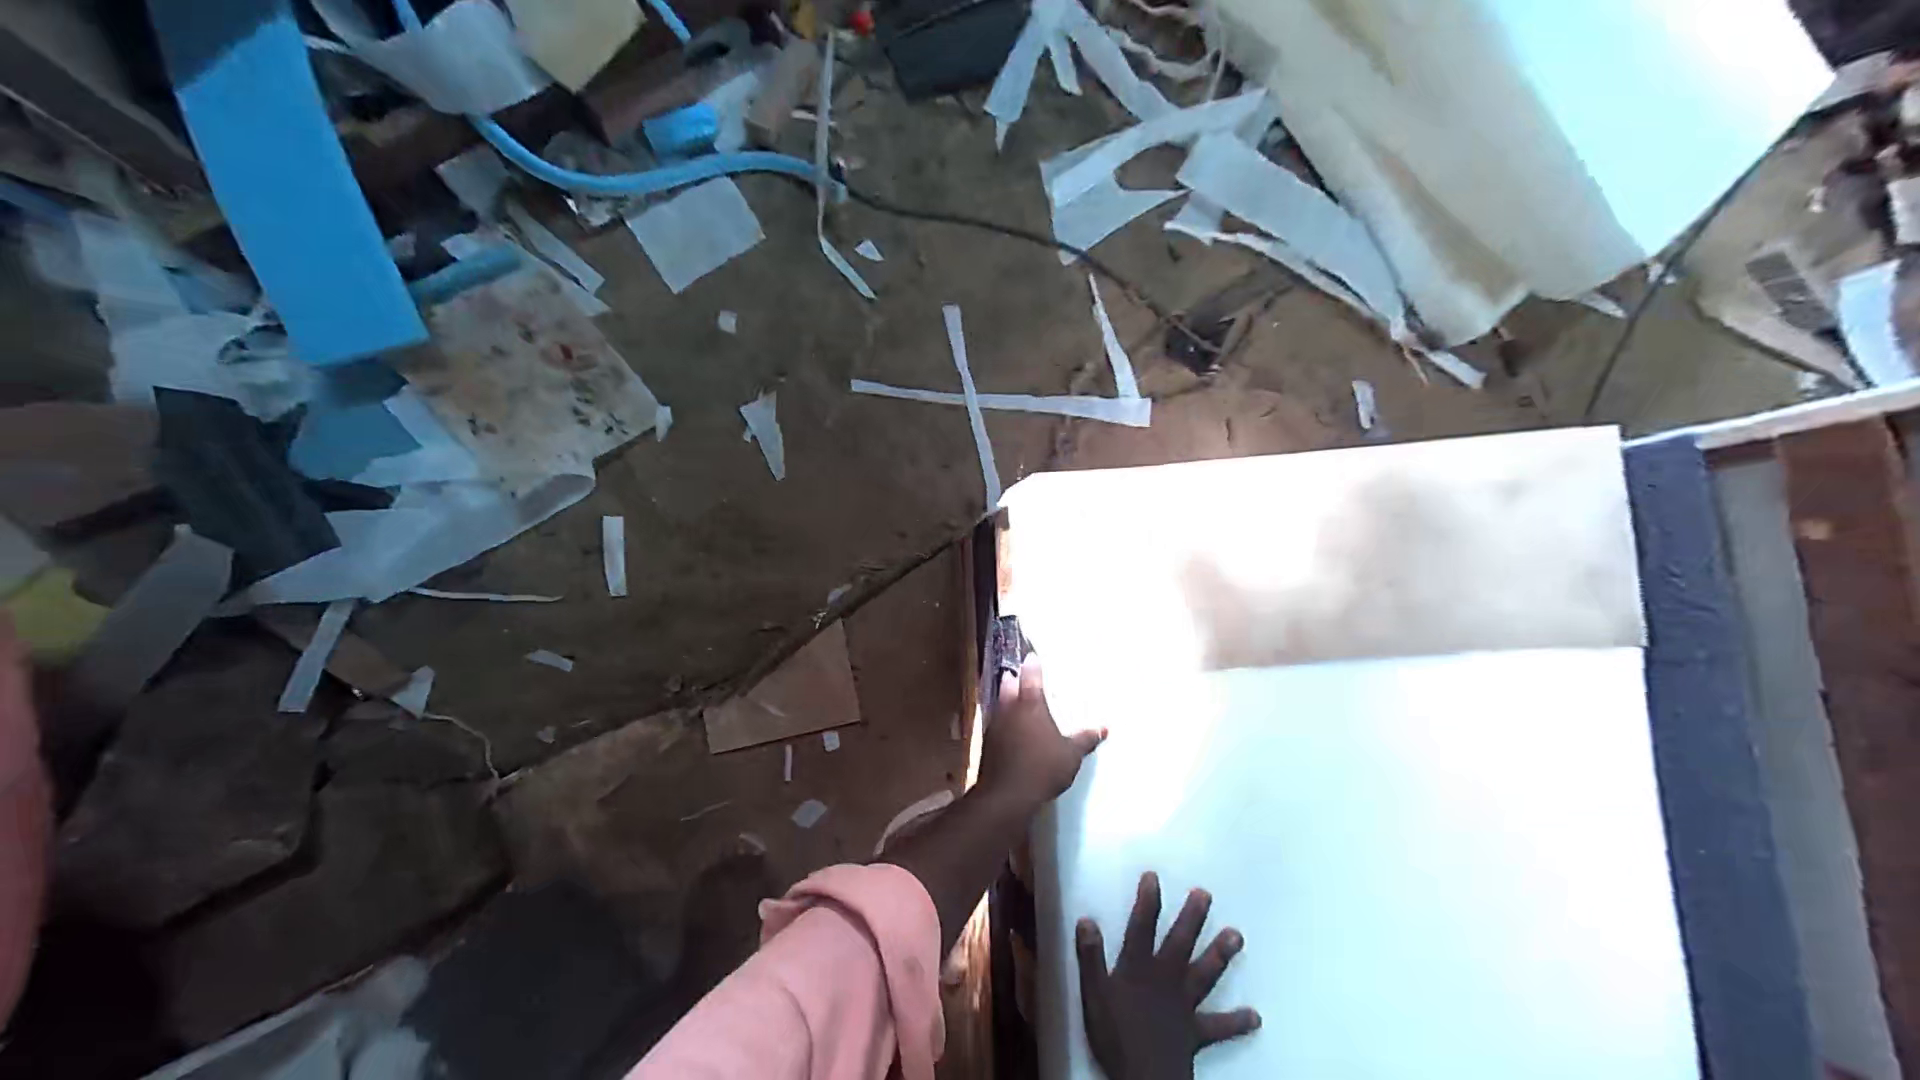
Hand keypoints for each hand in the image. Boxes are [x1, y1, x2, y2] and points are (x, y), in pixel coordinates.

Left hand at [976, 655, 1102, 810]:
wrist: (1006, 795)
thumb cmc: (1043, 768)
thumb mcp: (1071, 755)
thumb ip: (1086, 739)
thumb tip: (1104, 727)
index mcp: (1031, 705)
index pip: (1030, 676)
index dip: (1032, 665)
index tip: (1032, 656)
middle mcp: (1010, 709)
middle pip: (1009, 685)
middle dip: (1014, 678)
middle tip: (1019, 674)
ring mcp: (995, 725)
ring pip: (999, 702)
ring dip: (1006, 697)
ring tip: (1014, 697)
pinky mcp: (987, 742)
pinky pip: (996, 721)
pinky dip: (1003, 718)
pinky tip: (1009, 727)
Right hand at [1076, 872, 1259, 1079]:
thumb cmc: (1115, 1037)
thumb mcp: (1093, 995)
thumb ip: (1090, 957)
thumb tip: (1086, 920)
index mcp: (1138, 968)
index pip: (1142, 926)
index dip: (1148, 901)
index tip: (1154, 877)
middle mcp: (1165, 979)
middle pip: (1180, 942)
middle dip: (1192, 918)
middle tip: (1205, 894)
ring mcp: (1184, 1006)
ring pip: (1204, 974)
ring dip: (1219, 954)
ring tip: (1236, 935)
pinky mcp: (1196, 1034)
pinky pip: (1218, 1027)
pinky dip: (1236, 1022)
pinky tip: (1255, 1017)